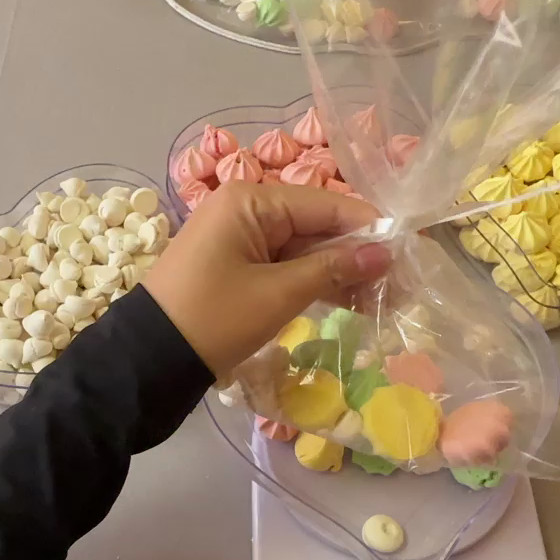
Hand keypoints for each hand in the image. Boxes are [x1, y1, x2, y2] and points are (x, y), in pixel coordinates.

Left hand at [143, 182, 390, 375]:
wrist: (148, 359)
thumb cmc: (214, 319)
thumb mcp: (278, 294)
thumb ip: (333, 269)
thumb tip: (385, 253)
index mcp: (251, 201)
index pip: (327, 204)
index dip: (371, 229)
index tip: (411, 254)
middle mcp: (244, 209)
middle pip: (317, 225)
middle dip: (358, 255)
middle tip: (402, 288)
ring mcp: (238, 238)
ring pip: (303, 249)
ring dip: (340, 273)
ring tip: (383, 301)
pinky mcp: (235, 266)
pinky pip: (283, 266)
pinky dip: (313, 283)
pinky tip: (349, 302)